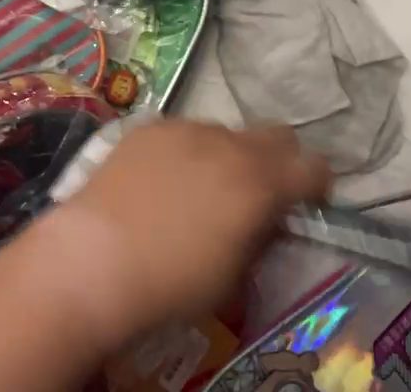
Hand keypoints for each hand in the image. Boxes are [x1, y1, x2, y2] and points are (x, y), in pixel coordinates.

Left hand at [48, 120, 331, 341]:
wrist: (92, 258)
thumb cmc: (170, 283)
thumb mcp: (232, 276)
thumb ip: (260, 238)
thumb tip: (269, 220)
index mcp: (260, 183)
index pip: (313, 167)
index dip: (317, 184)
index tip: (308, 202)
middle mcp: (230, 145)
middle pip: (277, 136)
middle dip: (280, 160)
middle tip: (261, 191)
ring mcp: (188, 129)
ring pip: (227, 132)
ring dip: (229, 155)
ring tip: (200, 189)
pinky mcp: (151, 127)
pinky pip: (184, 132)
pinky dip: (187, 152)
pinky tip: (161, 181)